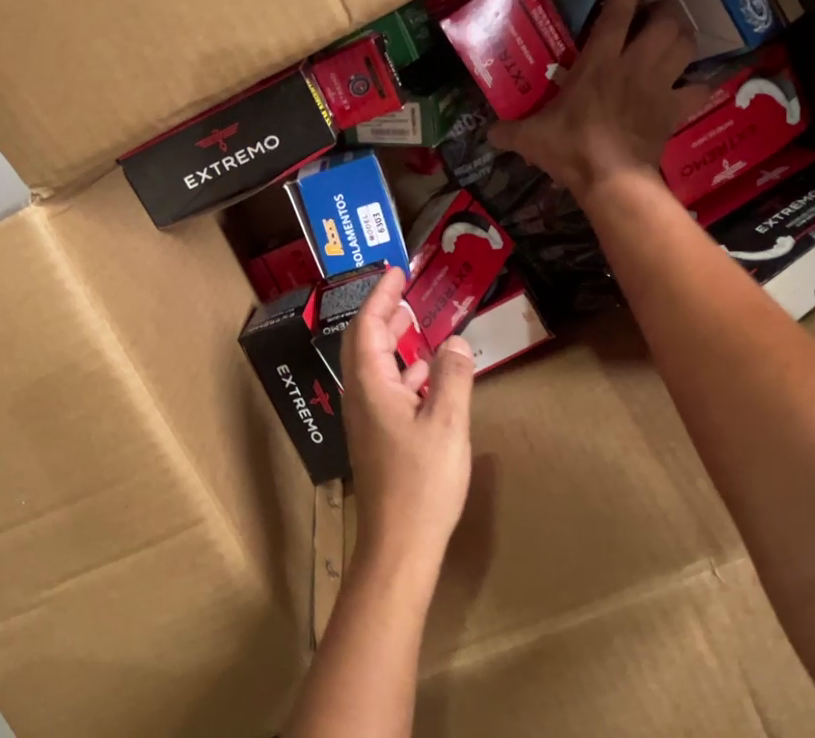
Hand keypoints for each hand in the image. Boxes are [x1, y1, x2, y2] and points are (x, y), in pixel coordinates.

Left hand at [341, 267, 475, 576]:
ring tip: (415, 326)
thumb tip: (455, 341)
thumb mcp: (446, 423)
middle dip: (382, 314)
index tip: (397, 272)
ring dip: (392, 342)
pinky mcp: (378, 439)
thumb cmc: (422, 481)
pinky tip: (426, 377)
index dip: (380, 295)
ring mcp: (366, 420)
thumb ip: (452, 376)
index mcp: (370, 385)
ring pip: (374, 368)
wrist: (399, 543)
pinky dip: (403, 373)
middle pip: (363, 343)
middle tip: (406, 293)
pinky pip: (385, 391)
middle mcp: (360, 397)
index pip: (367, 326)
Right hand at [491, 0, 713, 195]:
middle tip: (656, 14)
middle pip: (665, 22)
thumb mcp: (531, 138)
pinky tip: (692, 85)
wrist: (611, 178)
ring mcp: (659, 86)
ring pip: (686, 46)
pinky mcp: (674, 110)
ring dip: (684, 37)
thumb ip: (509, 132)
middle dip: (665, 11)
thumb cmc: (571, 148)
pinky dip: (699, 84)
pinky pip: (699, 89)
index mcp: (598, 62)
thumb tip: (489, 134)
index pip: (618, 12)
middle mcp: (634, 64)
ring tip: (675, 38)